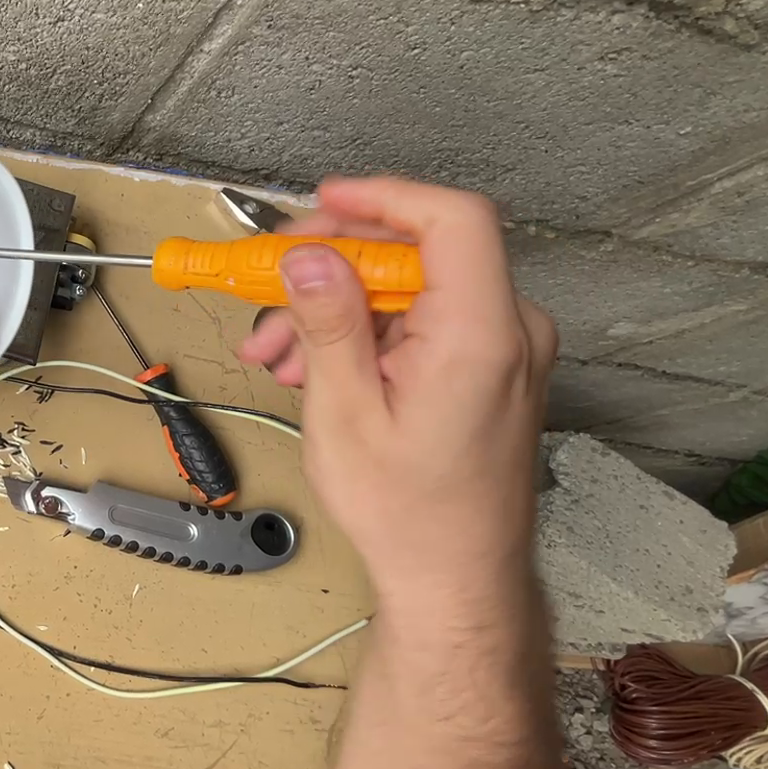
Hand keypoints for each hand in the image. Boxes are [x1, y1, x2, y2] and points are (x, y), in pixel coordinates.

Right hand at [237, 177, 556, 603]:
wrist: (451, 571)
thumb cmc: (402, 505)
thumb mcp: (344, 412)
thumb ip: (329, 325)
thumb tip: (308, 257)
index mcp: (481, 335)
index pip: (452, 221)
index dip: (382, 197)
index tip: (317, 203)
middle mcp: (505, 328)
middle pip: (411, 253)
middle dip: (325, 268)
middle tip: (262, 291)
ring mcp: (495, 346)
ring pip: (399, 289)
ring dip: (327, 308)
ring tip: (271, 353)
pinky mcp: (477, 362)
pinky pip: (410, 320)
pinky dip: (353, 331)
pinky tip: (306, 364)